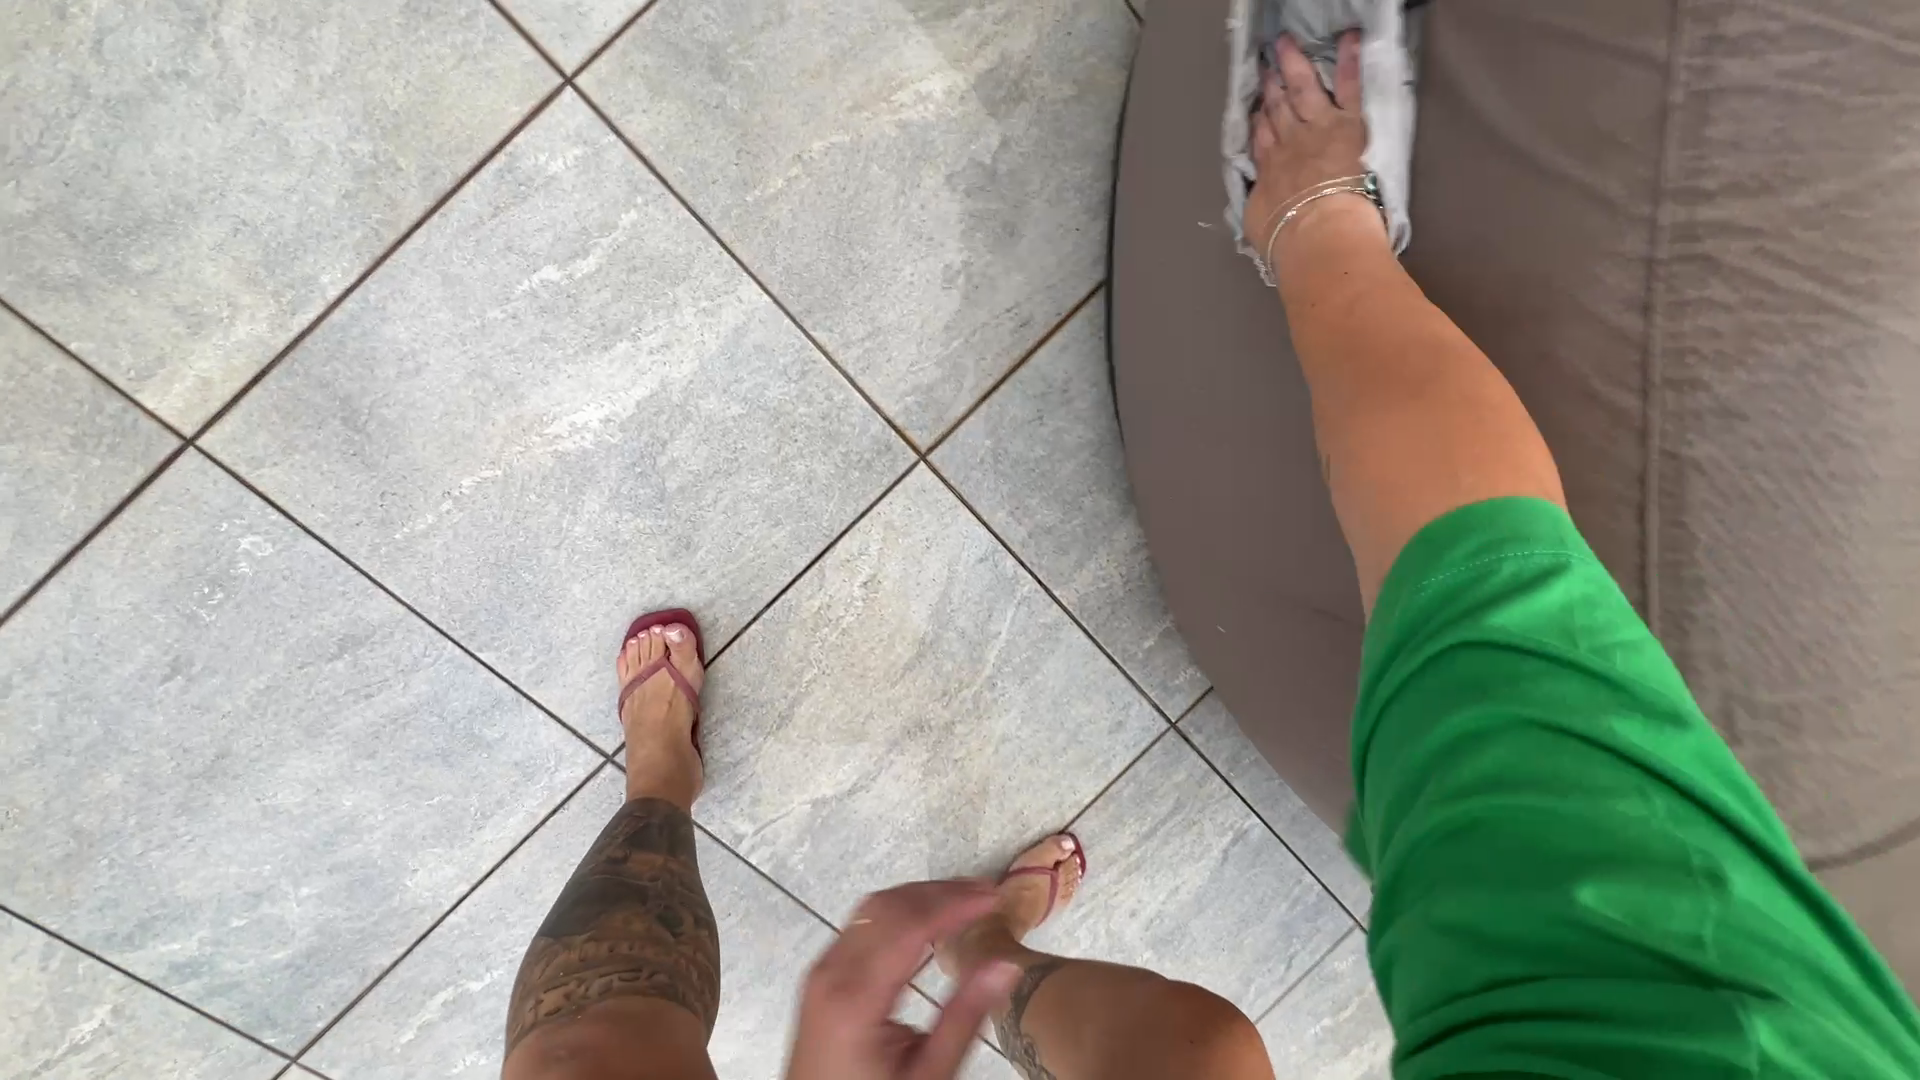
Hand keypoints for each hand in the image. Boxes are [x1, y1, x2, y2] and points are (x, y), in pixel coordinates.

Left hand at [785, 880, 1020, 1079]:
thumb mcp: (927, 1077)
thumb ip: (964, 1018)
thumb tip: (1006, 964)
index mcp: (856, 997)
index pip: (910, 923)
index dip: (955, 902)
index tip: (995, 896)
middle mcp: (831, 971)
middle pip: (889, 905)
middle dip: (940, 891)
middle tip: (986, 892)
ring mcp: (821, 970)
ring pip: (873, 907)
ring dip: (919, 895)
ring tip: (964, 898)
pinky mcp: (821, 975)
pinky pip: (861, 924)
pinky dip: (898, 911)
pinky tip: (927, 919)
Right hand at [1243, 33, 1376, 257]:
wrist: (1313, 231)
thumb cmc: (1284, 236)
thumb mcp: (1258, 224)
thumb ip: (1260, 206)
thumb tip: (1259, 205)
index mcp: (1269, 169)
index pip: (1262, 137)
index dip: (1259, 119)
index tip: (1257, 107)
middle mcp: (1288, 143)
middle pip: (1277, 109)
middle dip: (1272, 86)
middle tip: (1267, 65)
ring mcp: (1316, 129)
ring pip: (1303, 90)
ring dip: (1295, 65)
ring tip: (1288, 44)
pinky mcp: (1346, 124)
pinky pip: (1348, 87)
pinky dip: (1349, 62)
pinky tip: (1350, 38)